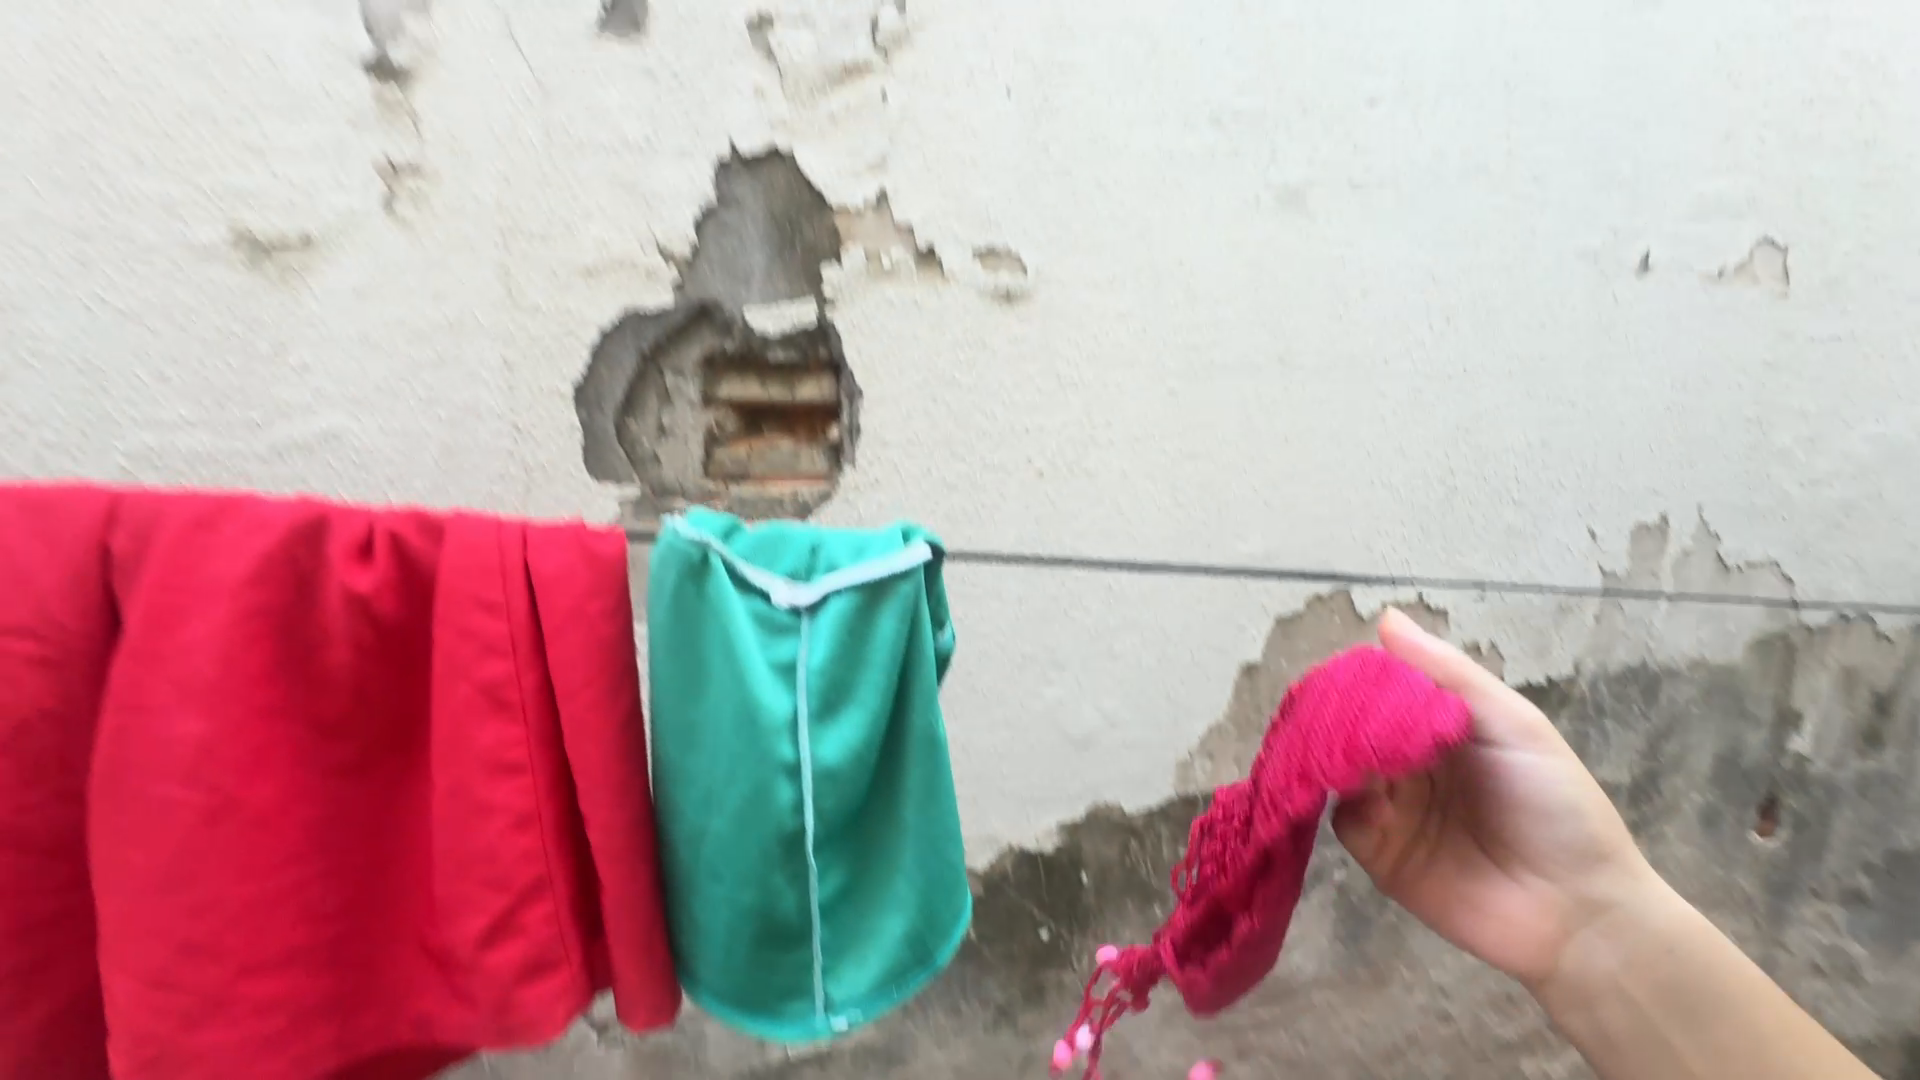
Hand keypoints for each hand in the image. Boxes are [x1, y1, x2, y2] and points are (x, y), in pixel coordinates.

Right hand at [1332, 609, 1661, 989]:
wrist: (1581, 913)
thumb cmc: (1556, 806)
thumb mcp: (1514, 726)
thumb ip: (1450, 674)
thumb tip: (1387, 616)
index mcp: (1436, 729)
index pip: (1378, 693)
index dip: (1354, 683)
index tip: (1336, 676)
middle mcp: (1405, 763)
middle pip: (1350, 732)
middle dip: (1334, 723)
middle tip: (1322, 717)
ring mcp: (1389, 807)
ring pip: (1338, 772)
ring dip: (1336, 763)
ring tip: (1343, 759)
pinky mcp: (1378, 851)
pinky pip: (1344, 820)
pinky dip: (1350, 808)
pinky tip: (1374, 807)